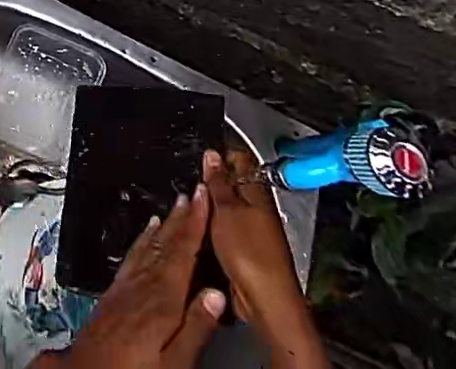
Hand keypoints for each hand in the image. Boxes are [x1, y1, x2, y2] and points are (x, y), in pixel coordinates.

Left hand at [31, 187, 225, 368]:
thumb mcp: (174, 362)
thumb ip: (196, 327)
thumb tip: (217, 294)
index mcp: (162, 298)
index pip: (183, 251)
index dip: (195, 222)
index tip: (204, 195)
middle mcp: (144, 283)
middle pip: (167, 243)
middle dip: (183, 216)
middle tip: (194, 191)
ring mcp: (128, 284)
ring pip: (152, 245)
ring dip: (167, 223)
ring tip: (177, 205)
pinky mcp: (117, 290)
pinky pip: (135, 254)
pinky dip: (145, 238)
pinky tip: (149, 231)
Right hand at [203, 149, 326, 367]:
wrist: (264, 300)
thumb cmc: (248, 251)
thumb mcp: (225, 209)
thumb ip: (217, 182)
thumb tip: (212, 154)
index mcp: (257, 191)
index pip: (239, 159)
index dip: (220, 155)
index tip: (200, 157)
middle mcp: (257, 207)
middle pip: (232, 184)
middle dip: (211, 183)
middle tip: (190, 184)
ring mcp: (252, 229)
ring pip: (227, 208)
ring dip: (210, 207)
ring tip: (190, 206)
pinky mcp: (245, 250)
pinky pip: (225, 229)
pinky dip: (212, 227)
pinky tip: (199, 230)